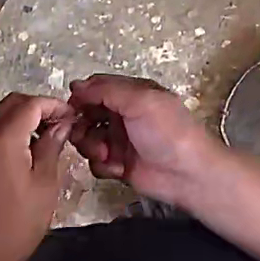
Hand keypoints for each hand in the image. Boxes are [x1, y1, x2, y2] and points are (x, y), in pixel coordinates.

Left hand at [0, 93, 75, 260]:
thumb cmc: (19, 221)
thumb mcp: (45, 181)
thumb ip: (52, 145)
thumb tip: (62, 125)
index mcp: (2, 138)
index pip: (31, 105)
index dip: (55, 105)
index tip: (74, 116)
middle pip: (14, 103)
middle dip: (40, 107)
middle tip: (64, 123)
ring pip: (3, 115)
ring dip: (27, 117)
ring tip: (53, 135)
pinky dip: (15, 129)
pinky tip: (33, 147)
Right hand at [67, 74, 227, 206]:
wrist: (188, 175)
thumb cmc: (168, 132)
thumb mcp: (140, 101)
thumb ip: (106, 90)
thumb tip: (75, 85)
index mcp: (132, 94)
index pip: (97, 89)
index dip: (81, 98)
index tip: (71, 109)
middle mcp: (124, 115)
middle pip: (87, 115)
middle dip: (82, 126)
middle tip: (85, 135)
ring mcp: (121, 141)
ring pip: (88, 140)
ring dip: (92, 147)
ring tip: (106, 154)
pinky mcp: (119, 165)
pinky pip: (97, 163)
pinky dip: (103, 165)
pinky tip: (118, 168)